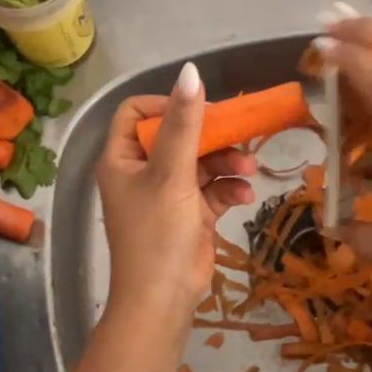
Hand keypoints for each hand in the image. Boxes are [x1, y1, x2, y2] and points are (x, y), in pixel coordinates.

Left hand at [96, 63, 257, 318]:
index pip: (137, 113)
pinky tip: (244, 197)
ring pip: (201, 162)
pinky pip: (212, 189)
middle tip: (239, 132)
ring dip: (226, 162)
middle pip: (177, 135)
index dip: (166, 104)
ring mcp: (167, 194)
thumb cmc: (156, 233)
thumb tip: (191, 71)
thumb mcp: (171, 174)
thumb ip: (183, 123)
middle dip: (210, 136)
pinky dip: (229, 189)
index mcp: (122, 159)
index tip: (199, 108)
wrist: (162, 300)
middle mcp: (142, 172)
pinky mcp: (190, 214)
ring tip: (249, 168)